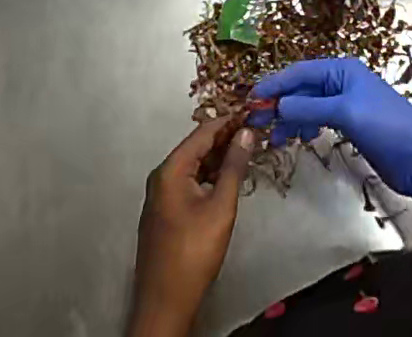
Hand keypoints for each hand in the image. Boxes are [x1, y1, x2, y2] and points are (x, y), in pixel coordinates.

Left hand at [128, 116, 254, 336]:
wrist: (164, 299)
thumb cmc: (194, 251)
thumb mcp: (220, 207)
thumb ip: (233, 167)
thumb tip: (245, 133)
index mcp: (170, 168)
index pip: (201, 133)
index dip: (226, 122)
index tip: (249, 113)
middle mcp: (161, 174)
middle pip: (195, 148)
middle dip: (222, 139)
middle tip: (251, 133)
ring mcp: (160, 193)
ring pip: (192, 166)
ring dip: (216, 159)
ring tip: (243, 152)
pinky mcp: (164, 211)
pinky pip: (187, 181)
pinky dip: (207, 176)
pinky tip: (224, 179)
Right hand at [252, 57, 411, 223]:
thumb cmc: (387, 127)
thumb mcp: (346, 113)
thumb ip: (308, 108)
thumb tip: (276, 107)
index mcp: (340, 69)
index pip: (298, 72)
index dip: (274, 85)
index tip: (251, 98)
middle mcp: (340, 81)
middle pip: (300, 89)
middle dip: (278, 104)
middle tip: (255, 121)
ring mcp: (344, 102)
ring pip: (306, 106)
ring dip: (288, 119)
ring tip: (274, 137)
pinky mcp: (349, 123)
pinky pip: (316, 119)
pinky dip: (303, 127)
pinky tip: (296, 137)